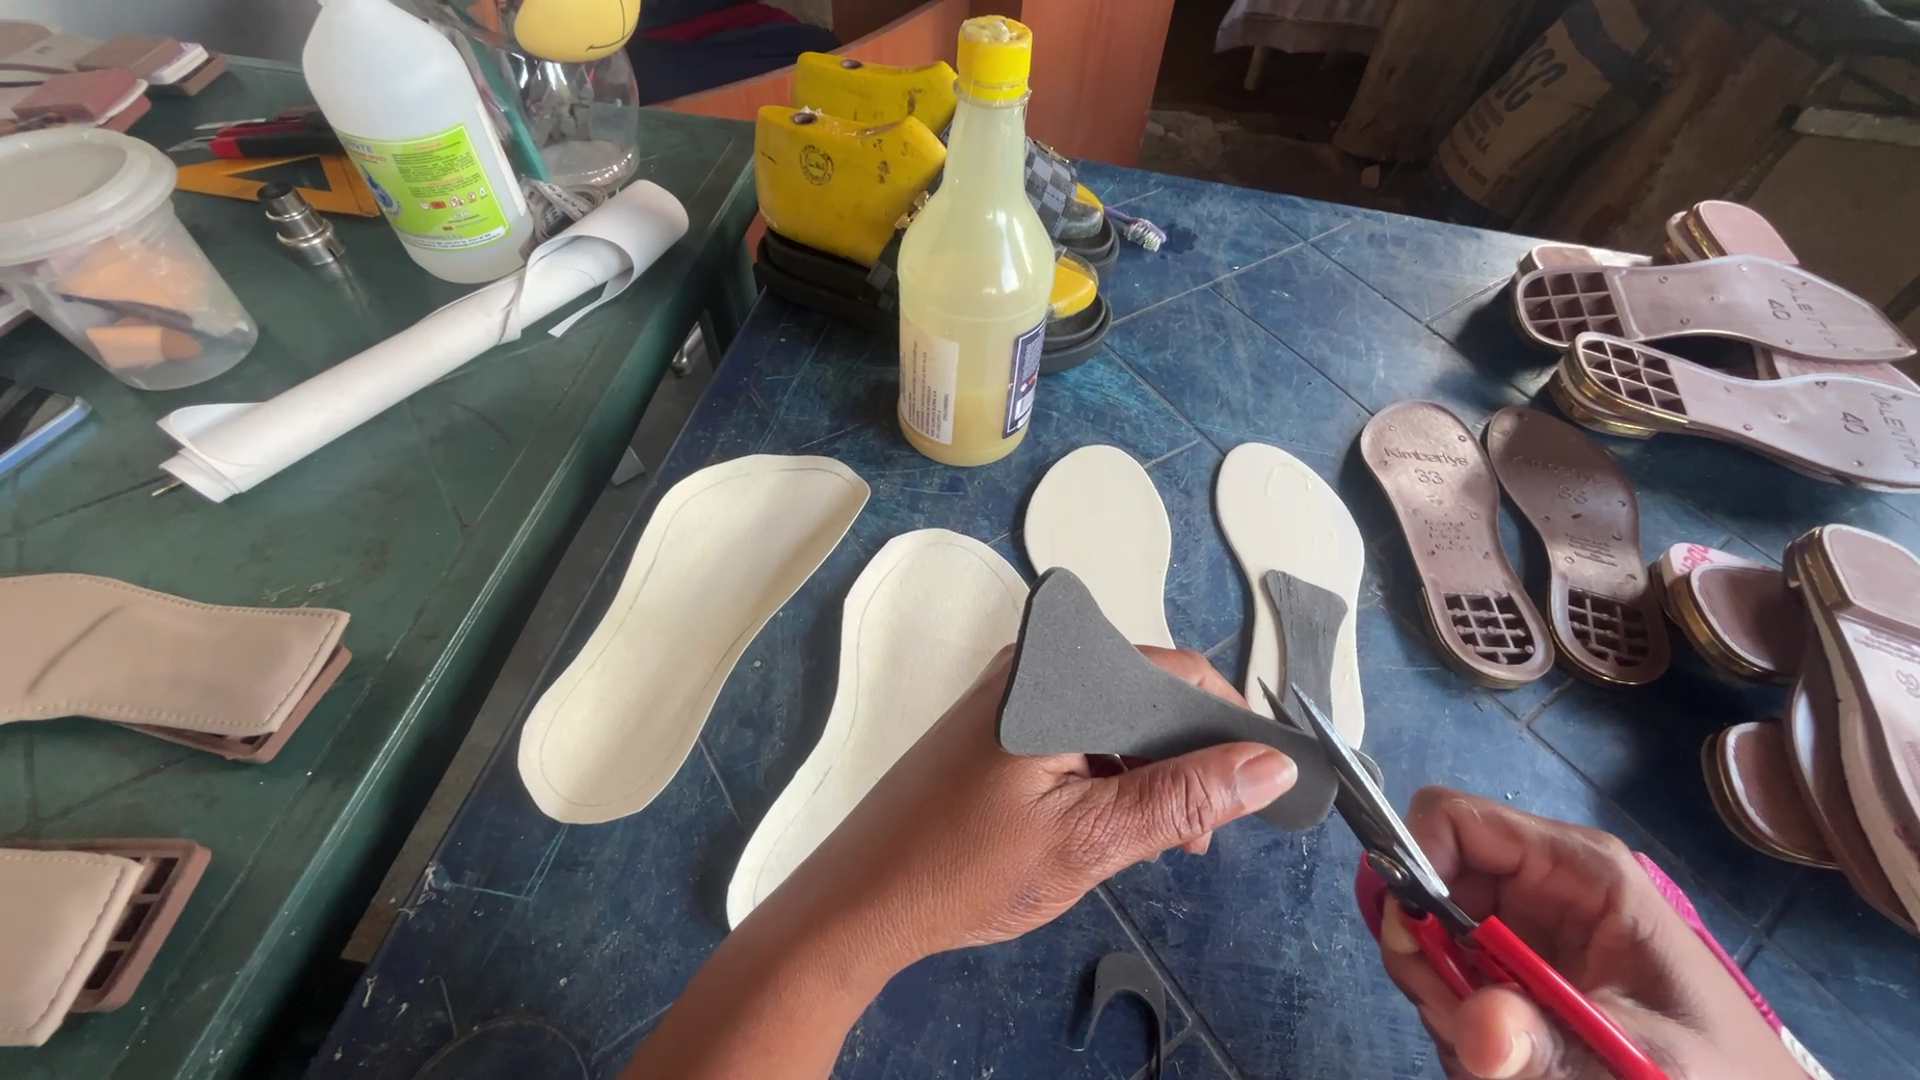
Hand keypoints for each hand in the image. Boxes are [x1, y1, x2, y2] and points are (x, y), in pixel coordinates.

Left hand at [746, 645, 1298, 968]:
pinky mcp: (1001, 724)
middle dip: (1184, 756)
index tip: (1255, 785)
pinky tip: (1115, 818)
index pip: (1171, 673)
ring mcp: (1013, 694)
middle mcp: (1033, 667)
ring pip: (1111, 716)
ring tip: (1163, 836)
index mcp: (1054, 675)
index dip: (1224, 724)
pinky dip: (1108, 770)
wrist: (862, 897)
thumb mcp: (1088, 839)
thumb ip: (1180, 796)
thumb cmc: (965, 868)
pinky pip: (1077, 731)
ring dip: (1148, 769)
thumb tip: (1267, 766)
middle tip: (1199, 830)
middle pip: (1141, 692)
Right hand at [1377, 788, 1802, 1079]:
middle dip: (1423, 947)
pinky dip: (1450, 1012)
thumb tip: (1474, 1032)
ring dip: (1436, 990)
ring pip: (1427, 929)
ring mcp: (1518, 919)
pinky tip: (1495, 1056)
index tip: (1411, 935)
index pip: (1453, 818)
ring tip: (1488, 1054)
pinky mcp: (1508, 959)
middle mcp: (1537, 880)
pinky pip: (1444, 966)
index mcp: (1577, 869)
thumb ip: (1556, 1048)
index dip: (1413, 860)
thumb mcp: (1650, 1067)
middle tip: (1451, 1017)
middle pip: (1428, 877)